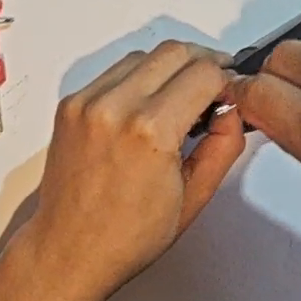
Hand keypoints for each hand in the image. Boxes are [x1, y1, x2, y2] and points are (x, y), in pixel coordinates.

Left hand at [6, 41, 246, 300]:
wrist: (68, 249)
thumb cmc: (124, 237)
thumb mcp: (194, 197)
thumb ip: (223, 145)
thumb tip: (232, 110)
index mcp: (149, 132)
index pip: (205, 73)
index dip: (226, 80)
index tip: (229, 94)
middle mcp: (114, 108)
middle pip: (176, 51)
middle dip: (203, 63)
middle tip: (213, 87)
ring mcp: (87, 102)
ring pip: (144, 55)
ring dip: (169, 67)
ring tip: (179, 99)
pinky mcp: (71, 104)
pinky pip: (114, 71)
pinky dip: (138, 79)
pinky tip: (148, 105)